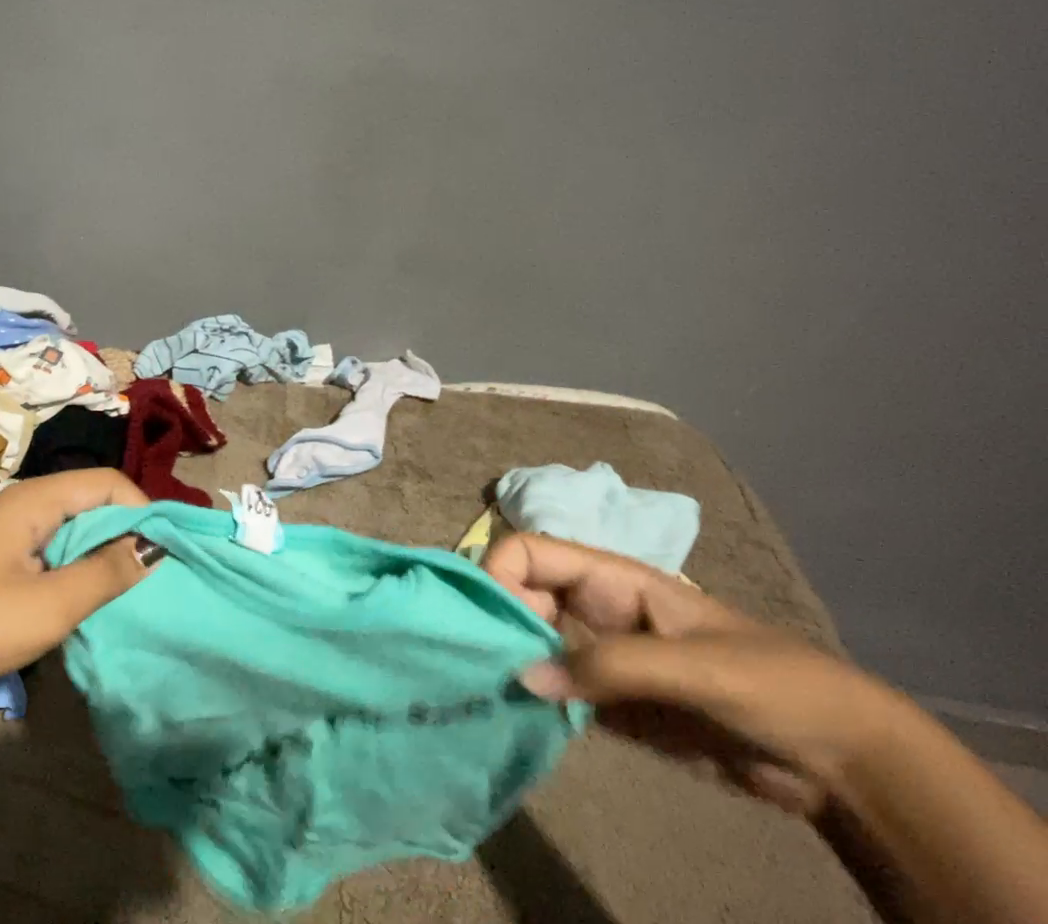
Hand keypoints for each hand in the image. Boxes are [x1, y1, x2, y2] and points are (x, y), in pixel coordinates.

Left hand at [0, 469, 155, 720]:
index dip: (142, 512)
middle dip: (124, 534)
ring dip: (98, 555)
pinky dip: (71, 568)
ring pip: (69, 528)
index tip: (163, 556)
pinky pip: (47, 549)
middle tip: (148, 578)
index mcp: (32, 499)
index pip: (108, 481)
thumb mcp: (52, 604)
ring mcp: (1, 531)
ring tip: (118, 593)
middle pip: (89, 501)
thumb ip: (108, 572)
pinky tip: (75, 600)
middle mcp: (17, 503)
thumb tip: (155, 547)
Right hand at [483, 533, 901, 814]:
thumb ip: (612, 666)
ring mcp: (599, 661)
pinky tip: (508, 721)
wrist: (844, 762)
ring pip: (526, 648)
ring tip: (477, 697)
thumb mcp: (699, 667)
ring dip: (501, 667)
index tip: (485, 623)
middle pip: (517, 598)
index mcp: (615, 582)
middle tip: (472, 668)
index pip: (531, 555)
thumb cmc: (780, 688)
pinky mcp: (606, 706)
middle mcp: (594, 613)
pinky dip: (526, 705)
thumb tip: (521, 679)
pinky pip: (550, 695)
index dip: (498, 575)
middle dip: (490, 625)